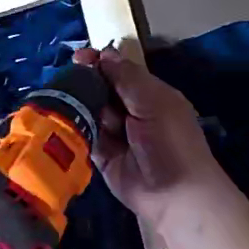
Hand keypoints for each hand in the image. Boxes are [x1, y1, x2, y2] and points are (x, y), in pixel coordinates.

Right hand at [77, 46, 235, 228]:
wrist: (175, 195)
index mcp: (148, 93)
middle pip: (100, 87)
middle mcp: (130, 109)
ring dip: (86, 107)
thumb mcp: (154, 101)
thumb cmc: (171, 142)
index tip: (80, 57)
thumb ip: (127, 77)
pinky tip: (74, 124)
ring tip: (87, 116)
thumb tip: (105, 53)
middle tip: (73, 82)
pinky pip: (84, 132)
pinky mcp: (101, 152)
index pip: (118, 69)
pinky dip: (79, 127)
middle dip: (87, 83)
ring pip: (89, 108)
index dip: (100, 62)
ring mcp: (114, 131)